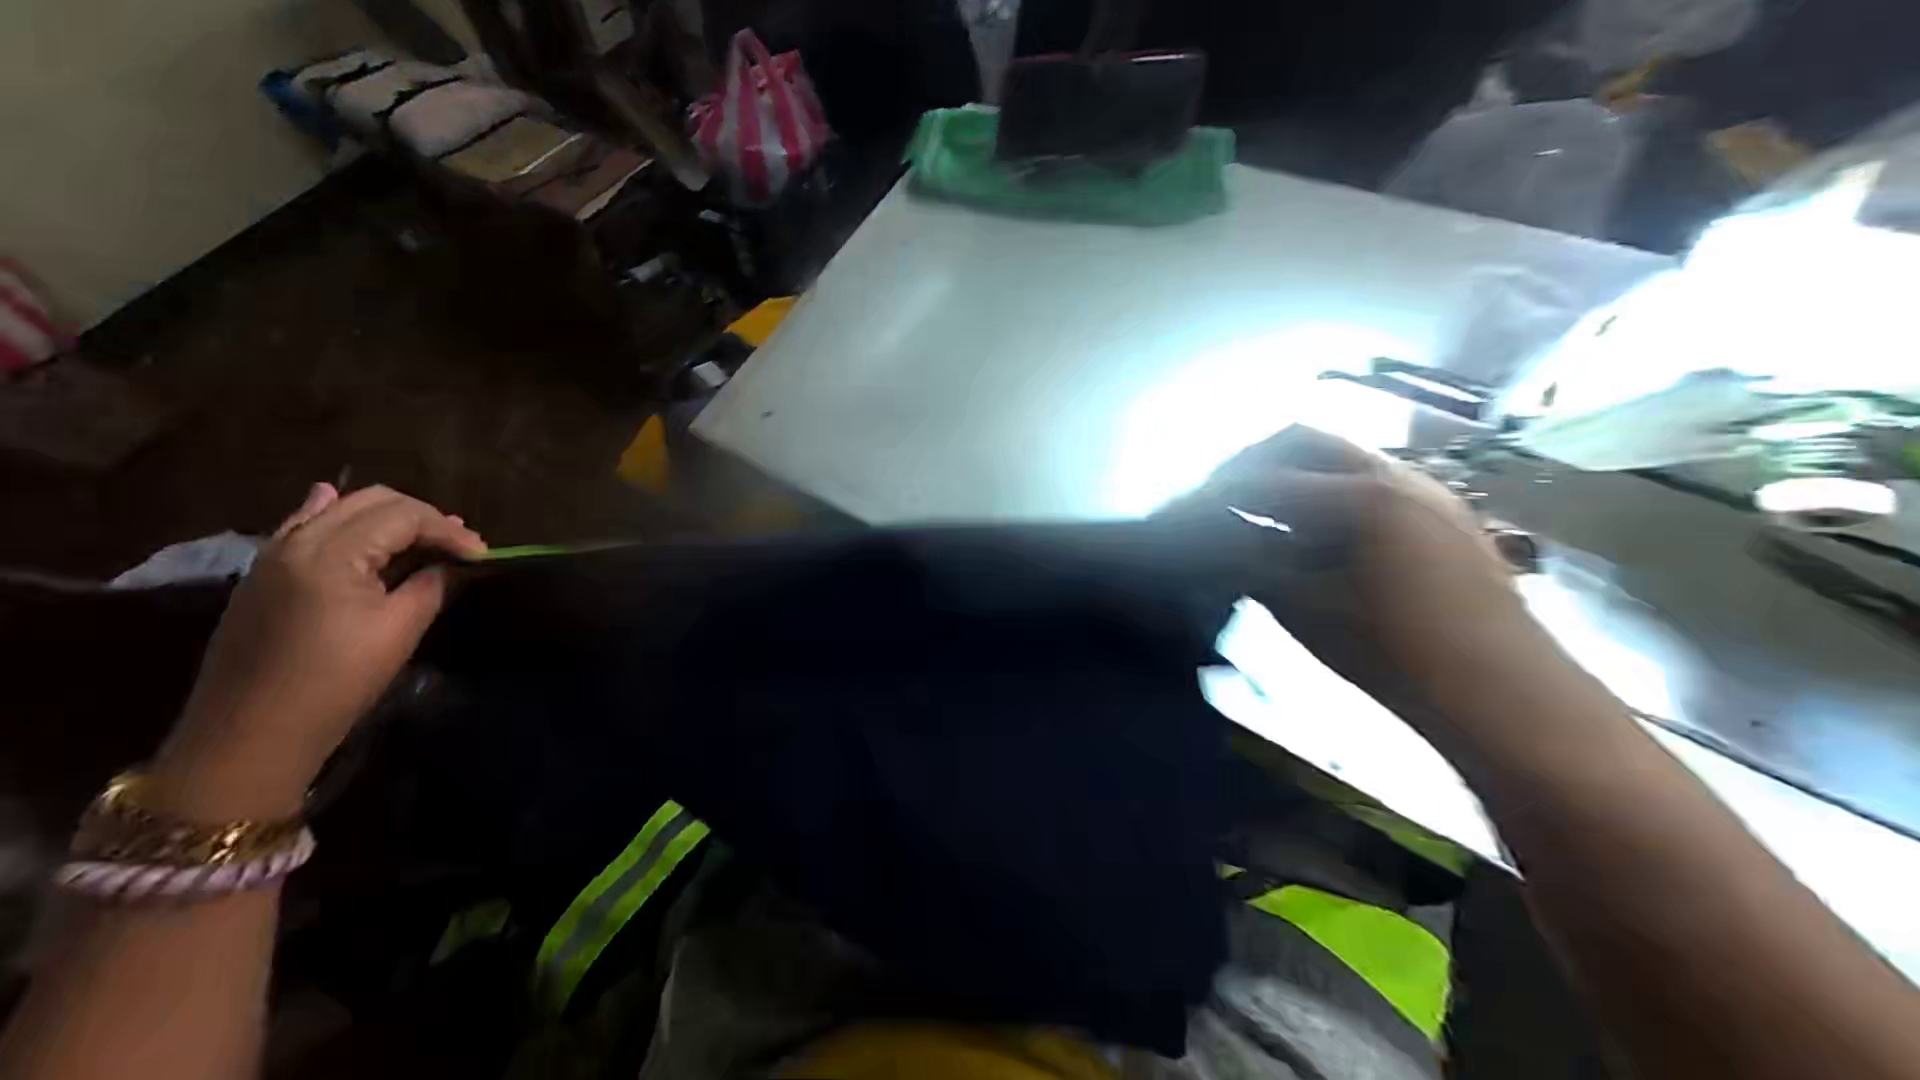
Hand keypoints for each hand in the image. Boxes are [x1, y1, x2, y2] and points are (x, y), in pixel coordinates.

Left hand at [149, 484, 485, 818]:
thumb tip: (458, 564)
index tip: (482, 556)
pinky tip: (337, 502)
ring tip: (424, 539)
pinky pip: (303, 525)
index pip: (403, 516)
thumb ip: (432, 584)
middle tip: (458, 546)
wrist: (253, 731)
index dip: (449, 530)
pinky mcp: (263, 574)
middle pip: (371, 501)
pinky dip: (333, 513)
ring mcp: (273, 555)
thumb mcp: (399, 630)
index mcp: (331, 553)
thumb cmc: (337, 681)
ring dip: (386, 517)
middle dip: (422, 517)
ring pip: (338, 509)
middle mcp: (297, 541)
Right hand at [1194, 429, 1559, 737]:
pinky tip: (1314, 535)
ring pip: (1340, 457)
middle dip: (1250, 463)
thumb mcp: (1305, 612)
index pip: (1262, 482)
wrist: (1504, 695)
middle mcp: (1397, 474)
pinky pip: (1371, 481)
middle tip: (1217, 497)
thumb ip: (1250, 565)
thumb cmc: (1397, 657)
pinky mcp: (1444, 512)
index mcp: (1360, 497)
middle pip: (1301, 439)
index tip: (1184, 514)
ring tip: (1261, 517)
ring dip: (1291, 476)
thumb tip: (1210, 541)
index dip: (1214, 497)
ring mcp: (1427, 488)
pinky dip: (1329, 494)